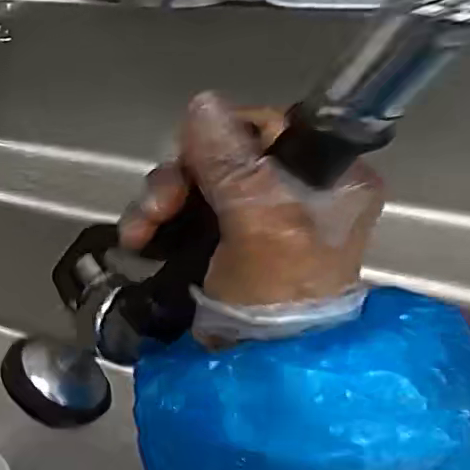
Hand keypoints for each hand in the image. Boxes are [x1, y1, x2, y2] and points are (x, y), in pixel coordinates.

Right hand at [119, 92, 383, 308]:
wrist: (253, 366)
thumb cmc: (276, 298)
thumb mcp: (261, 222)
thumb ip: (232, 162)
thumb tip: (201, 104)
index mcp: (328, 178)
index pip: (271, 126)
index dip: (226, 138)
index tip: (198, 163)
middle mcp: (290, 190)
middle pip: (220, 152)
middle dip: (179, 178)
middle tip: (161, 207)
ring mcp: (249, 215)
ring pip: (191, 179)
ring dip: (157, 201)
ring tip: (142, 232)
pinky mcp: (216, 236)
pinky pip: (178, 206)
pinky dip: (154, 218)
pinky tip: (140, 239)